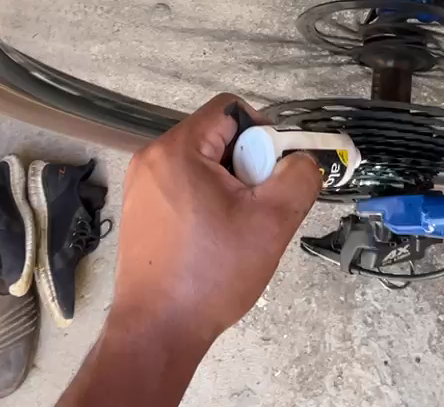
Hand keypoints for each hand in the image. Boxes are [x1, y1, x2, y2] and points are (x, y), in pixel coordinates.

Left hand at [59, 95, 322, 405]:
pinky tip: (215, 238)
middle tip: (256, 205)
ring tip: (236, 226)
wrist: (157, 335)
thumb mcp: (271, 222)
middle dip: (246, 164)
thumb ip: (299, 177)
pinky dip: (207, 200)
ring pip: (202, 162)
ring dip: (229, 184)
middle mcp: (152, 157)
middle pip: (216, 135)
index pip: (230, 109)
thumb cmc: (211, 274)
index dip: (261, 133)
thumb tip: (303, 160)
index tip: (270, 173)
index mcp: (177, 149)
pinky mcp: (140, 210)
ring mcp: (141, 185)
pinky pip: (184, 184)